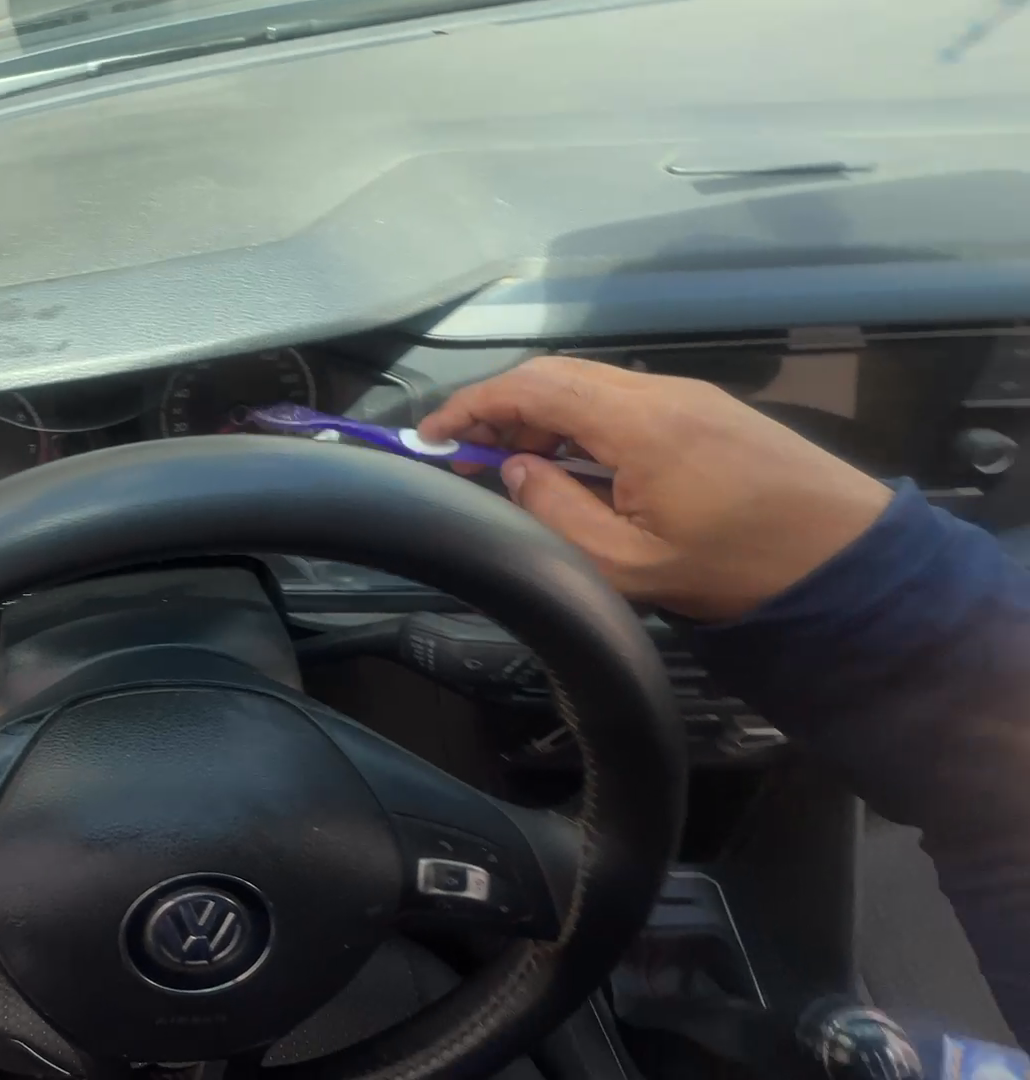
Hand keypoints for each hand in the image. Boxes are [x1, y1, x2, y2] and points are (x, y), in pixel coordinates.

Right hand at [417, 355, 893, 620]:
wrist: (849, 561)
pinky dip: (563, 419)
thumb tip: (513, 468)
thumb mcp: (624, 562)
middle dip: (492, 407)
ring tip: (499, 461)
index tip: (429, 436)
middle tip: (458, 454)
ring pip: (578, 383)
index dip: (470, 405)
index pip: (532, 388)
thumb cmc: (733, 569)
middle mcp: (659, 393)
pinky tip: (553, 457)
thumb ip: (554, 510)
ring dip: (527, 414)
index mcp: (640, 425)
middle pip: (550, 375)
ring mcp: (682, 396)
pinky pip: (610, 398)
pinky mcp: (696, 408)